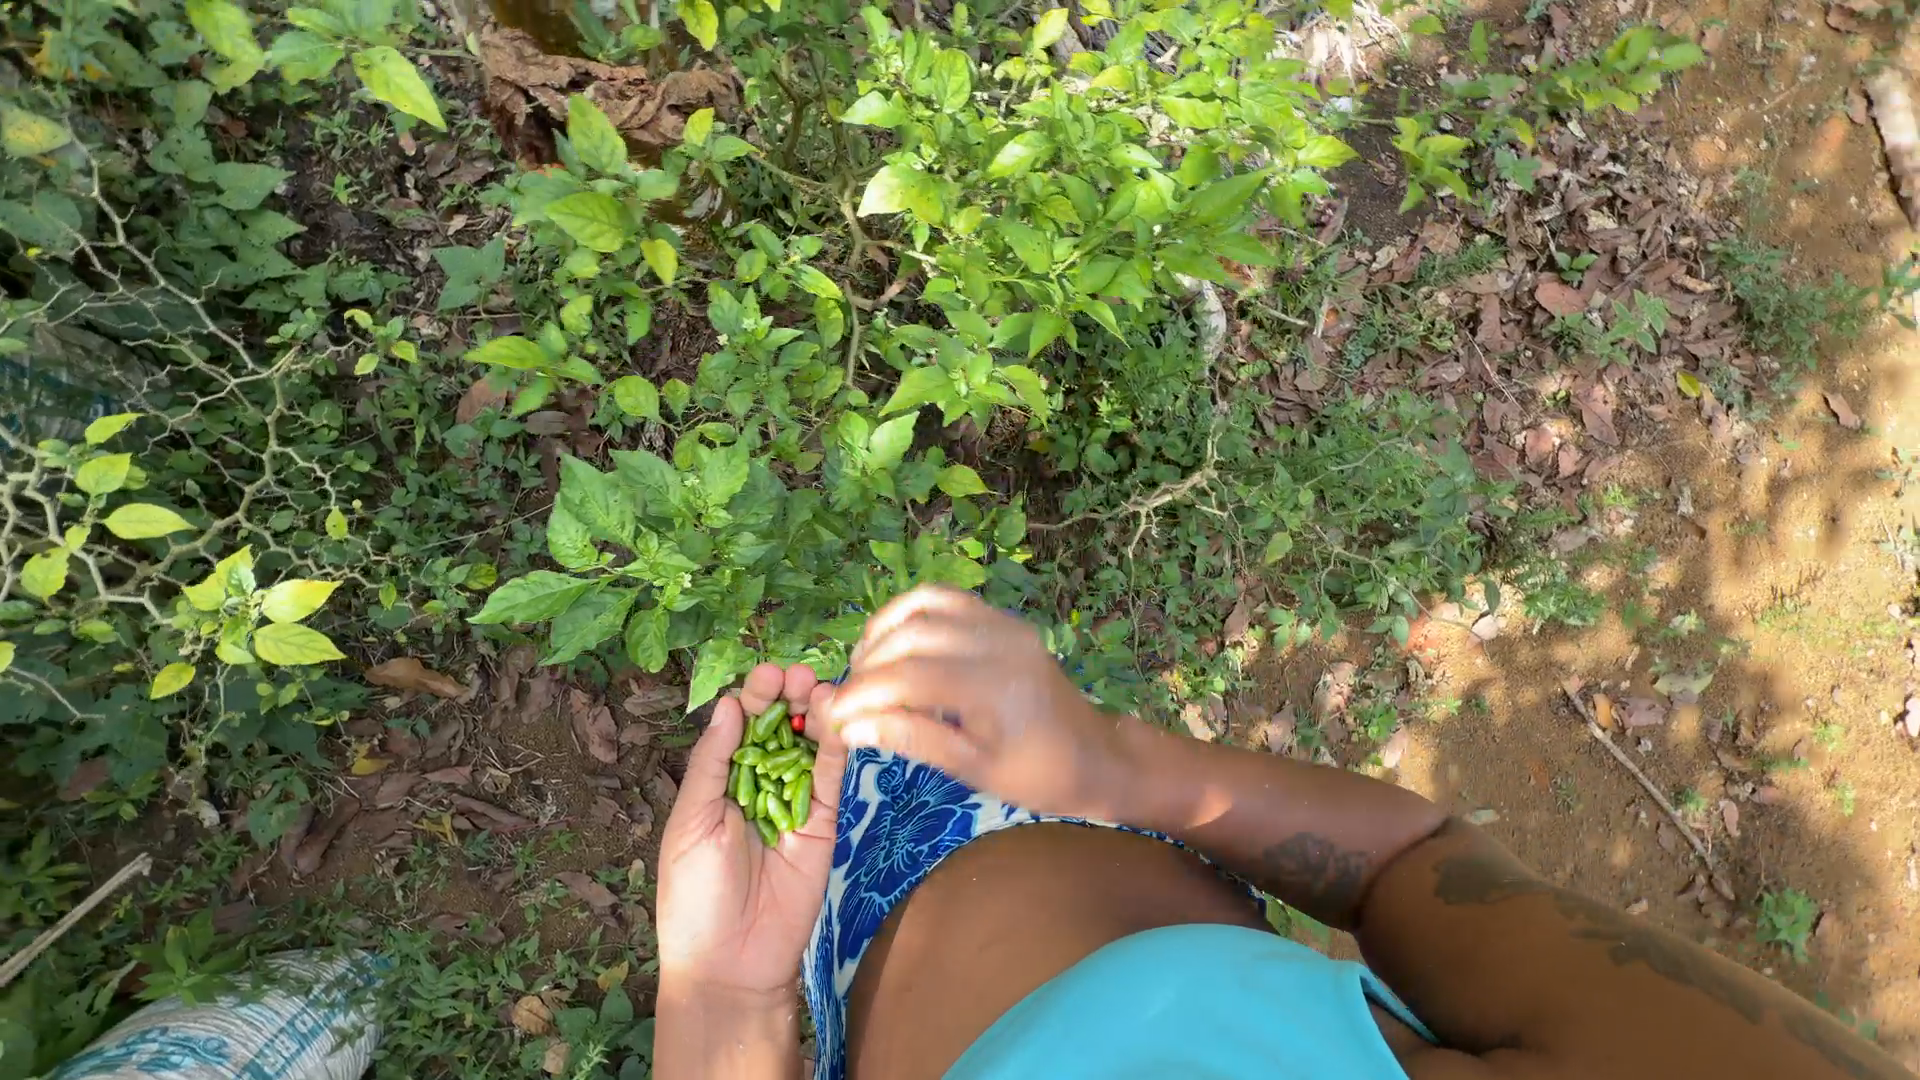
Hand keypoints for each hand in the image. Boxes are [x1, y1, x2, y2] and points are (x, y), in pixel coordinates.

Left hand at [656, 663, 845, 998]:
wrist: (729, 961)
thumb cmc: (694, 892)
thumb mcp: (691, 821)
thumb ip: (714, 761)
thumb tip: (729, 704)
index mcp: (725, 778)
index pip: (744, 725)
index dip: (756, 697)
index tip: (768, 674)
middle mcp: (763, 780)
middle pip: (782, 726)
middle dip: (790, 696)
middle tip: (799, 674)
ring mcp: (797, 797)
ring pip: (811, 743)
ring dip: (816, 711)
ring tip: (820, 686)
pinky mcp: (825, 818)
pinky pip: (832, 775)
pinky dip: (836, 744)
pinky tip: (838, 717)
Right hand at [818, 586, 1131, 818]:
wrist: (1095, 754)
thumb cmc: (1037, 775)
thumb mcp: (973, 769)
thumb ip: (913, 739)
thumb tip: (852, 726)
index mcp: (990, 687)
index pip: (908, 677)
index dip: (863, 693)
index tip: (835, 717)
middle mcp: (996, 642)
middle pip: (910, 635)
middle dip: (869, 663)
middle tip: (849, 697)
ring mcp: (1003, 623)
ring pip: (925, 606)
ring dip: (885, 630)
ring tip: (865, 665)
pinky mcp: (1005, 619)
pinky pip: (948, 599)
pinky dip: (912, 612)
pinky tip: (896, 640)